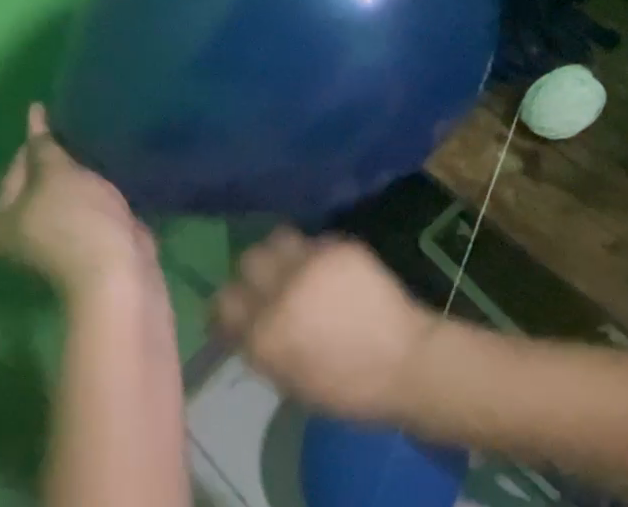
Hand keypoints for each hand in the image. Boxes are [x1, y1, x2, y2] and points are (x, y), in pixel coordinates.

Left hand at [0, 103, 158, 302]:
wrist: (118, 268)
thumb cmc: (77, 219)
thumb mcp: (57, 174)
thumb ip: (45, 144)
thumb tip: (34, 112)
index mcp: (2, 217)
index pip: (17, 165)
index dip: (41, 138)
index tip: (67, 112)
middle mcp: (22, 230)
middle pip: (42, 179)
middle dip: (65, 155)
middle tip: (89, 124)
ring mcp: (57, 237)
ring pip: (70, 192)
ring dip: (86, 171)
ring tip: (105, 140)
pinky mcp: (89, 239)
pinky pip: (92, 204)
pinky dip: (102, 188)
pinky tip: (118, 168)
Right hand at [214, 228, 437, 422]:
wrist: (405, 360)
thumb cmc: (348, 388)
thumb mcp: (289, 382)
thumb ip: (262, 347)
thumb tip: (247, 324)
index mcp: (263, 336)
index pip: (223, 303)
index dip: (230, 307)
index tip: (240, 311)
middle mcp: (280, 293)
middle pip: (247, 261)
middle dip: (254, 273)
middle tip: (271, 284)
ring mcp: (312, 265)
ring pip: (277, 239)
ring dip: (283, 254)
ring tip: (298, 267)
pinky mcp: (341, 248)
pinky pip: (316, 241)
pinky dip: (318, 255)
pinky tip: (333, 271)